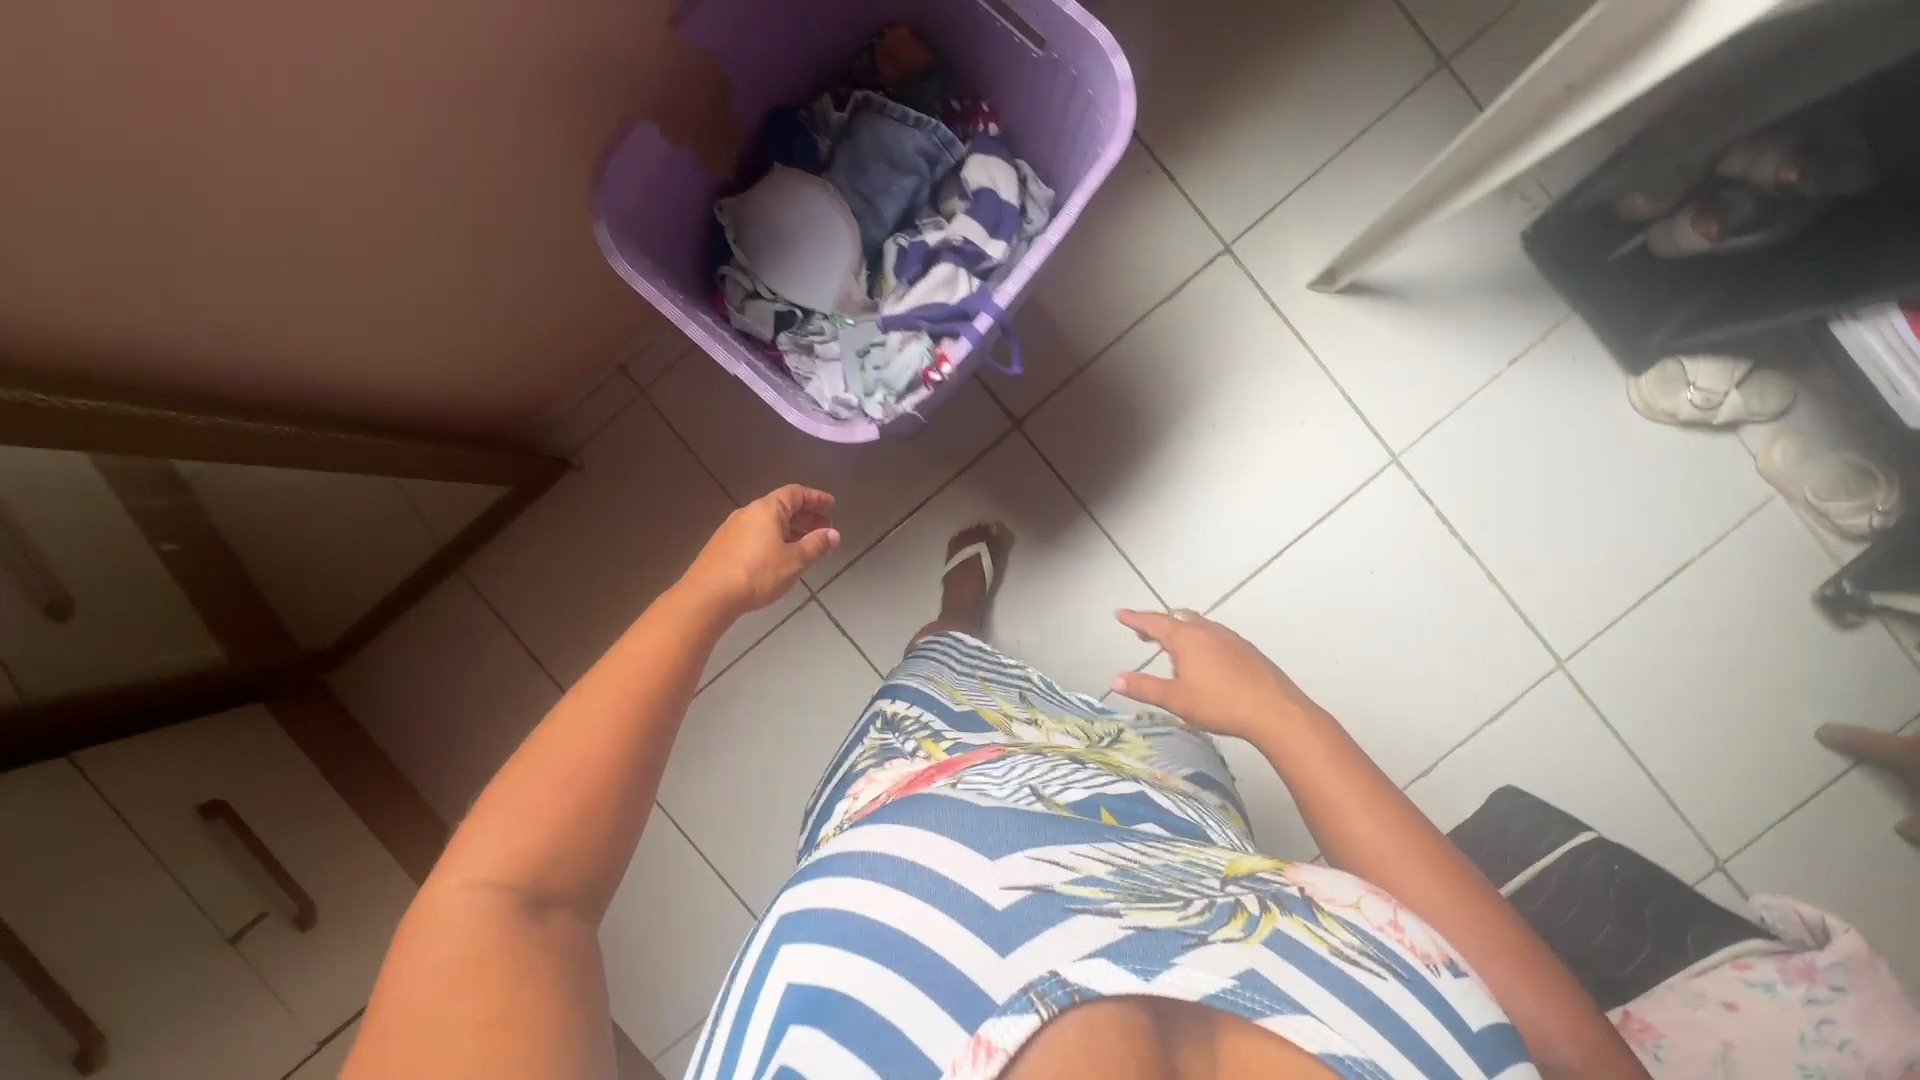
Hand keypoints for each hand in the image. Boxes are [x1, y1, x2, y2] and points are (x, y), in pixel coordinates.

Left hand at [681, 485, 839, 616]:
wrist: (709, 595)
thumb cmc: (758, 573)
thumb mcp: (794, 560)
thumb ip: (816, 545)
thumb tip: (833, 534)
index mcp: (767, 509)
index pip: (795, 493)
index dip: (816, 498)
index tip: (831, 505)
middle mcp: (748, 513)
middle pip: (781, 507)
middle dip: (805, 516)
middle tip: (823, 528)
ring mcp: (732, 529)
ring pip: (768, 522)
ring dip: (790, 529)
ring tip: (805, 545)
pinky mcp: (723, 546)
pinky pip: (755, 534)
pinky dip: (773, 539)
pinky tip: (779, 557)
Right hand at [1110, 609, 1312, 739]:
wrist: (1274, 710)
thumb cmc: (1219, 704)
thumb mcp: (1175, 699)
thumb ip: (1144, 688)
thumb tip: (1116, 679)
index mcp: (1186, 638)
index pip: (1153, 622)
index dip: (1134, 618)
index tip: (1120, 614)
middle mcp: (1206, 630)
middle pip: (1176, 618)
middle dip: (1157, 623)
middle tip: (1142, 632)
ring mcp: (1229, 638)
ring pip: (1198, 624)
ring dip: (1179, 629)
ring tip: (1171, 644)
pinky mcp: (1245, 649)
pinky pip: (1214, 634)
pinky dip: (1199, 637)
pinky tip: (1203, 656)